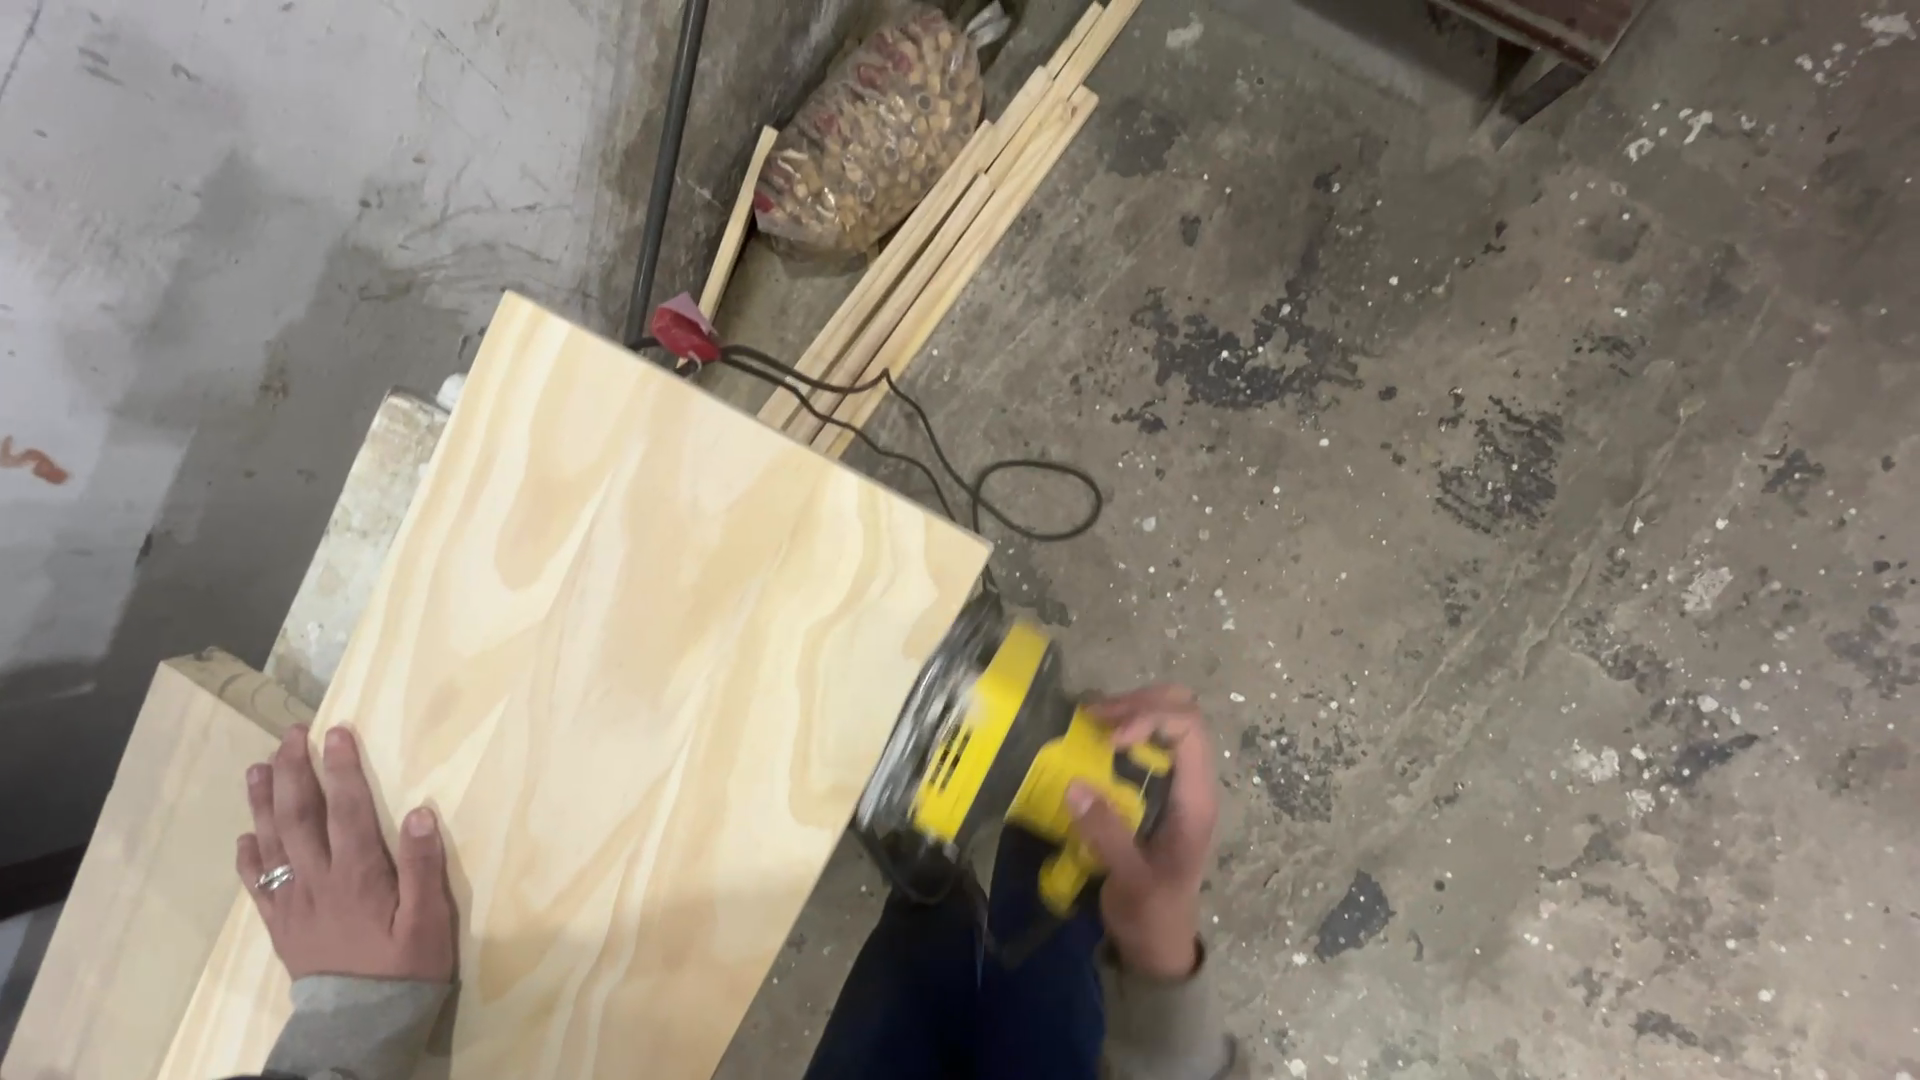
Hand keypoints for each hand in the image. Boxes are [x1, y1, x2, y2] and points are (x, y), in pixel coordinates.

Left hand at [237, 725, 455, 982]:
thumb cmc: (408, 964)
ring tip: (260, 767)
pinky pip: (257, 883)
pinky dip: (249, 855)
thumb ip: (423, 864)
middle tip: (292, 735)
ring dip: (263, 802)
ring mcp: (293, 902)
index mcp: (358, 875)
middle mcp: (318, 881)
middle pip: (299, 818)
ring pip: (271, 843)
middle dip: (294, 773)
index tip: (337, 732)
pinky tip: (247, 834)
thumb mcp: (430, 916)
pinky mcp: (282, 923)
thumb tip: (420, 810)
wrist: (362, 1024)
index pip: (348, 809)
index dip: (342, 769)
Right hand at [1066, 685, 1217, 979]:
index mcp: (1196, 799)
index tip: (1110, 739)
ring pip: (1167, 717)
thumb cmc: (1152, 915)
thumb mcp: (1131, 882)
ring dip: (1131, 708)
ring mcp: (1177, 782)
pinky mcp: (1157, 787)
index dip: (1150, 719)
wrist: (1159, 946)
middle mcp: (1192, 781)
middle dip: (1139, 703)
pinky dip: (1124, 724)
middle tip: (1094, 716)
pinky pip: (1150, 738)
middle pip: (1182, 711)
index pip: (1189, 730)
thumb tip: (1075, 784)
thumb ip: (1107, 835)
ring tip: (1090, 718)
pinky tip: (1094, 734)